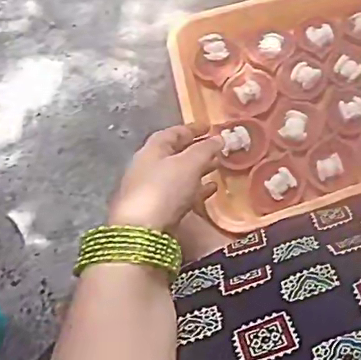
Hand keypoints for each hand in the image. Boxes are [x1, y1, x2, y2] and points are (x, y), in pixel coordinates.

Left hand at [107, 125, 223, 232]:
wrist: (142, 233)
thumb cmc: (165, 189)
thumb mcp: (189, 163)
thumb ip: (205, 149)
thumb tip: (219, 138)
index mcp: (152, 150)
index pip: (172, 133)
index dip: (192, 128)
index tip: (209, 127)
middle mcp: (148, 167)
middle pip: (174, 153)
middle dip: (196, 149)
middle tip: (217, 147)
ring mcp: (151, 190)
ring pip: (179, 174)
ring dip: (198, 169)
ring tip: (218, 167)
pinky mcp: (158, 210)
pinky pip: (180, 193)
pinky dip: (196, 188)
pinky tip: (211, 189)